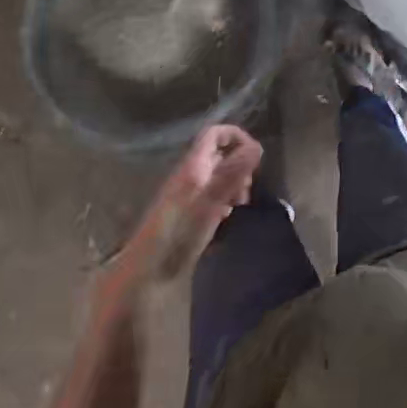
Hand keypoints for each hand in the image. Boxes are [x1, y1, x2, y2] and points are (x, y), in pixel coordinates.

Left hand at [119, 123, 262, 283]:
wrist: (148, 273)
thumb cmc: (179, 234)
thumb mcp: (209, 201)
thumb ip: (232, 173)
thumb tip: (258, 147)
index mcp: (193, 166)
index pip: (215, 134)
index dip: (237, 137)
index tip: (255, 158)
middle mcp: (191, 175)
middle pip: (220, 155)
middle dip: (240, 165)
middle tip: (247, 188)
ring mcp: (189, 196)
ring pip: (219, 177)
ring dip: (235, 185)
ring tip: (239, 205)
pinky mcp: (189, 215)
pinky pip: (213, 197)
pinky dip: (225, 201)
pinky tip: (226, 219)